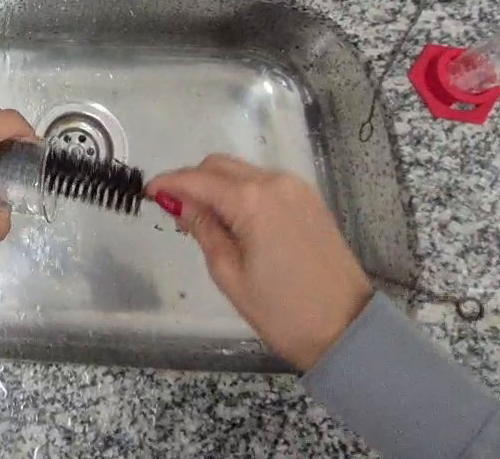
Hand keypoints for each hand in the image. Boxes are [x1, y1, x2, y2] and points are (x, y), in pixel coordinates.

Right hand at [148, 154, 372, 371]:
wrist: (350, 333)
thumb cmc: (283, 312)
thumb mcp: (229, 274)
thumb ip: (202, 228)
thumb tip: (179, 202)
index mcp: (251, 201)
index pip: (196, 179)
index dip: (168, 183)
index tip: (148, 193)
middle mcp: (273, 182)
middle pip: (217, 166)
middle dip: (192, 181)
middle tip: (176, 210)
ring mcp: (294, 189)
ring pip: (240, 171)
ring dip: (216, 185)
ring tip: (206, 218)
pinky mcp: (308, 199)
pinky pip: (262, 182)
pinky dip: (241, 191)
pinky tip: (235, 218)